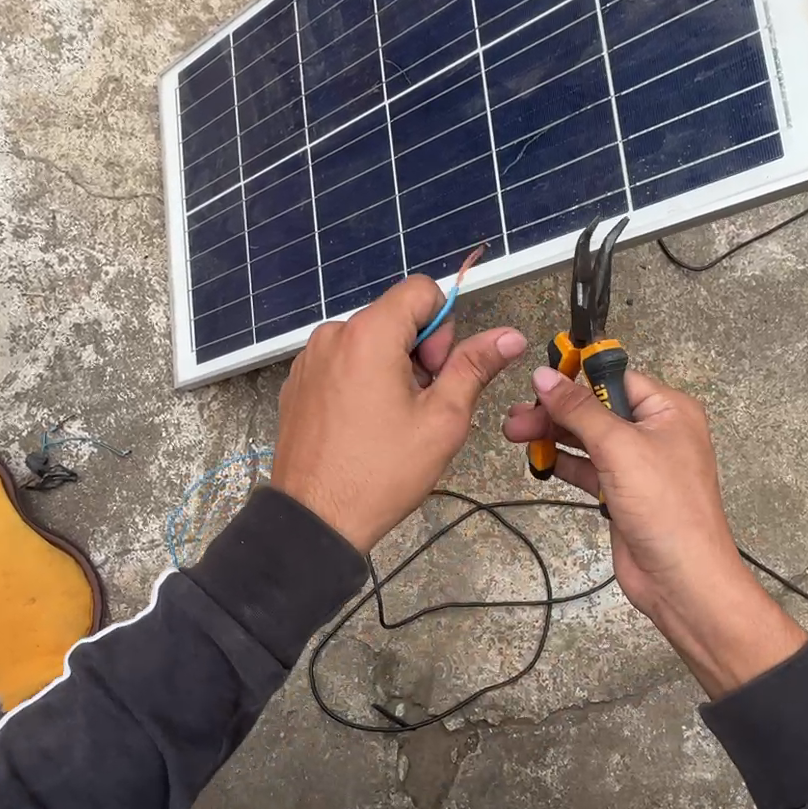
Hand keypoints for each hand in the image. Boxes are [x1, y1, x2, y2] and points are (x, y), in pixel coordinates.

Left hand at [273, 277, 528, 553]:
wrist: (314, 519)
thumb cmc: (381, 473)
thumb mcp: (442, 420)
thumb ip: (475, 367)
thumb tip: (510, 337)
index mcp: (368, 334)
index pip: (420, 290)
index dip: (442, 326)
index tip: (436, 373)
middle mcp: (332, 334)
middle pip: (393, 316)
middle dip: (417, 351)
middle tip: (418, 405)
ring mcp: (308, 359)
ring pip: (367, 341)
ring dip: (389, 368)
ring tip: (390, 420)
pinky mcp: (297, 382)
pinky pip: (341, 362)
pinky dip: (359, 381)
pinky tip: (362, 425)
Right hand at [501, 367, 806, 695]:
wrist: (680, 578)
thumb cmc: (666, 508)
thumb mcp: (619, 447)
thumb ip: (579, 409)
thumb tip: (544, 375)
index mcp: (668, 411)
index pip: (616, 380)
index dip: (577, 380)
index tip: (539, 382)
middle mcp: (655, 433)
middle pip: (596, 409)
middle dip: (556, 412)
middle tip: (517, 418)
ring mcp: (637, 465)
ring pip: (587, 439)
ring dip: (553, 436)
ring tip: (515, 434)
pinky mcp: (621, 493)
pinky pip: (587, 468)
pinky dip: (563, 462)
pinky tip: (539, 460)